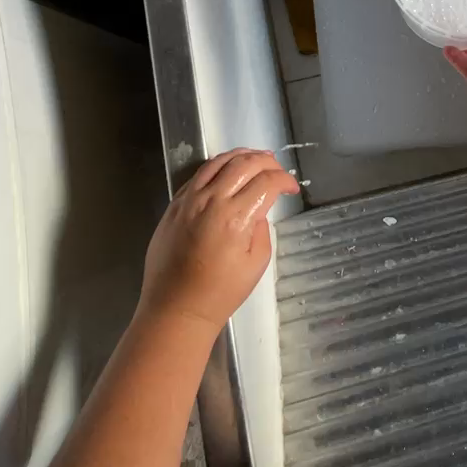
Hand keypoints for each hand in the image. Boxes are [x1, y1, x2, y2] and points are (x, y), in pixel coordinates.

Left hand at [137, 148, 298, 331]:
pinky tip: (228, 170)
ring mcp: (189, 200)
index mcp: (235, 218)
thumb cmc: (220, 293)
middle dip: (268, 162)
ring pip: (220, 161)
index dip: (285, 181)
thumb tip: (258, 210)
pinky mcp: (174, 205)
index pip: (267, 182)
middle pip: (245, 164)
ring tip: (257, 159)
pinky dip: (218, 165)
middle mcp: (211, 201)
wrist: (175, 310)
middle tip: (278, 171)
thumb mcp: (257, 263)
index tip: (292, 189)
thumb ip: (262, 229)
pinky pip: (198, 174)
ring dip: (243, 155)